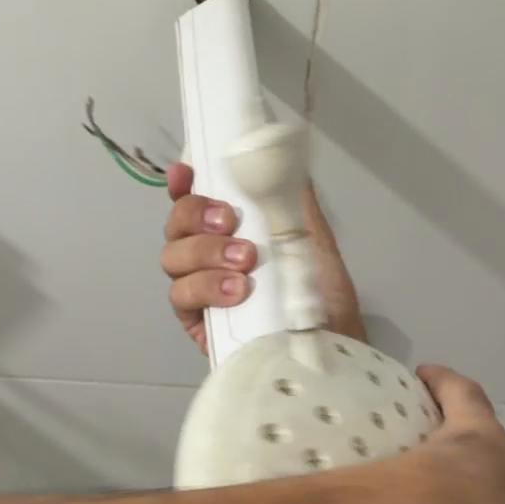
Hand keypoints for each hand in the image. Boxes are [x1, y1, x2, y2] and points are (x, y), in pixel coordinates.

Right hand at [162, 162, 366, 354]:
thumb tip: (281, 157)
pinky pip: (181, 297)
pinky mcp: (198, 325)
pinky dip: (204, 288)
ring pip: (173, 258)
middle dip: (195, 215)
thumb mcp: (314, 242)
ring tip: (244, 264)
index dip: (183, 184)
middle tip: (230, 222)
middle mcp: (209, 259)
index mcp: (233, 233)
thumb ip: (294, 202)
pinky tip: (235, 293)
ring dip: (204, 252)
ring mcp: (200, 292)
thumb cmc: (324, 297)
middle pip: (175, 225)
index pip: (194, 200)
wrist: (331, 346)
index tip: (186, 173)